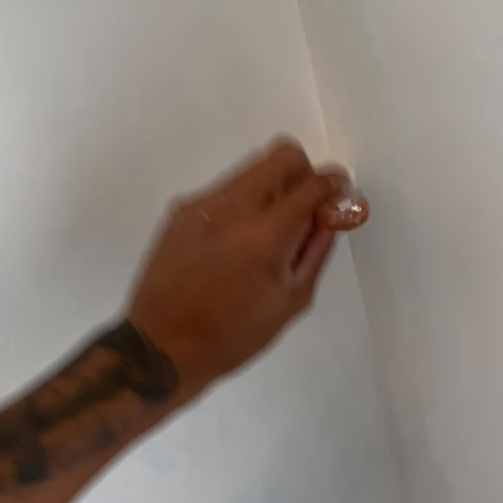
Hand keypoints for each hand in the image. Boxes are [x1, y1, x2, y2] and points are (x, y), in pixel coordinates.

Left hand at [124, 138, 369, 392]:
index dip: (336, 186)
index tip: (341, 196)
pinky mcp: (182, 210)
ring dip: (273, 189)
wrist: (161, 347)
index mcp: (265, 236)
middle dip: (305, 175)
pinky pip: (226, 190)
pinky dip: (244, 204)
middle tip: (308, 209)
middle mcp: (232, 208)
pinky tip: (238, 244)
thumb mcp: (291, 300)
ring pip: (252, 169)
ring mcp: (202, 205)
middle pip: (283, 155)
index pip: (313, 184)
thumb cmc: (231, 335)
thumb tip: (332, 217)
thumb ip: (316, 250)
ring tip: (271, 233)